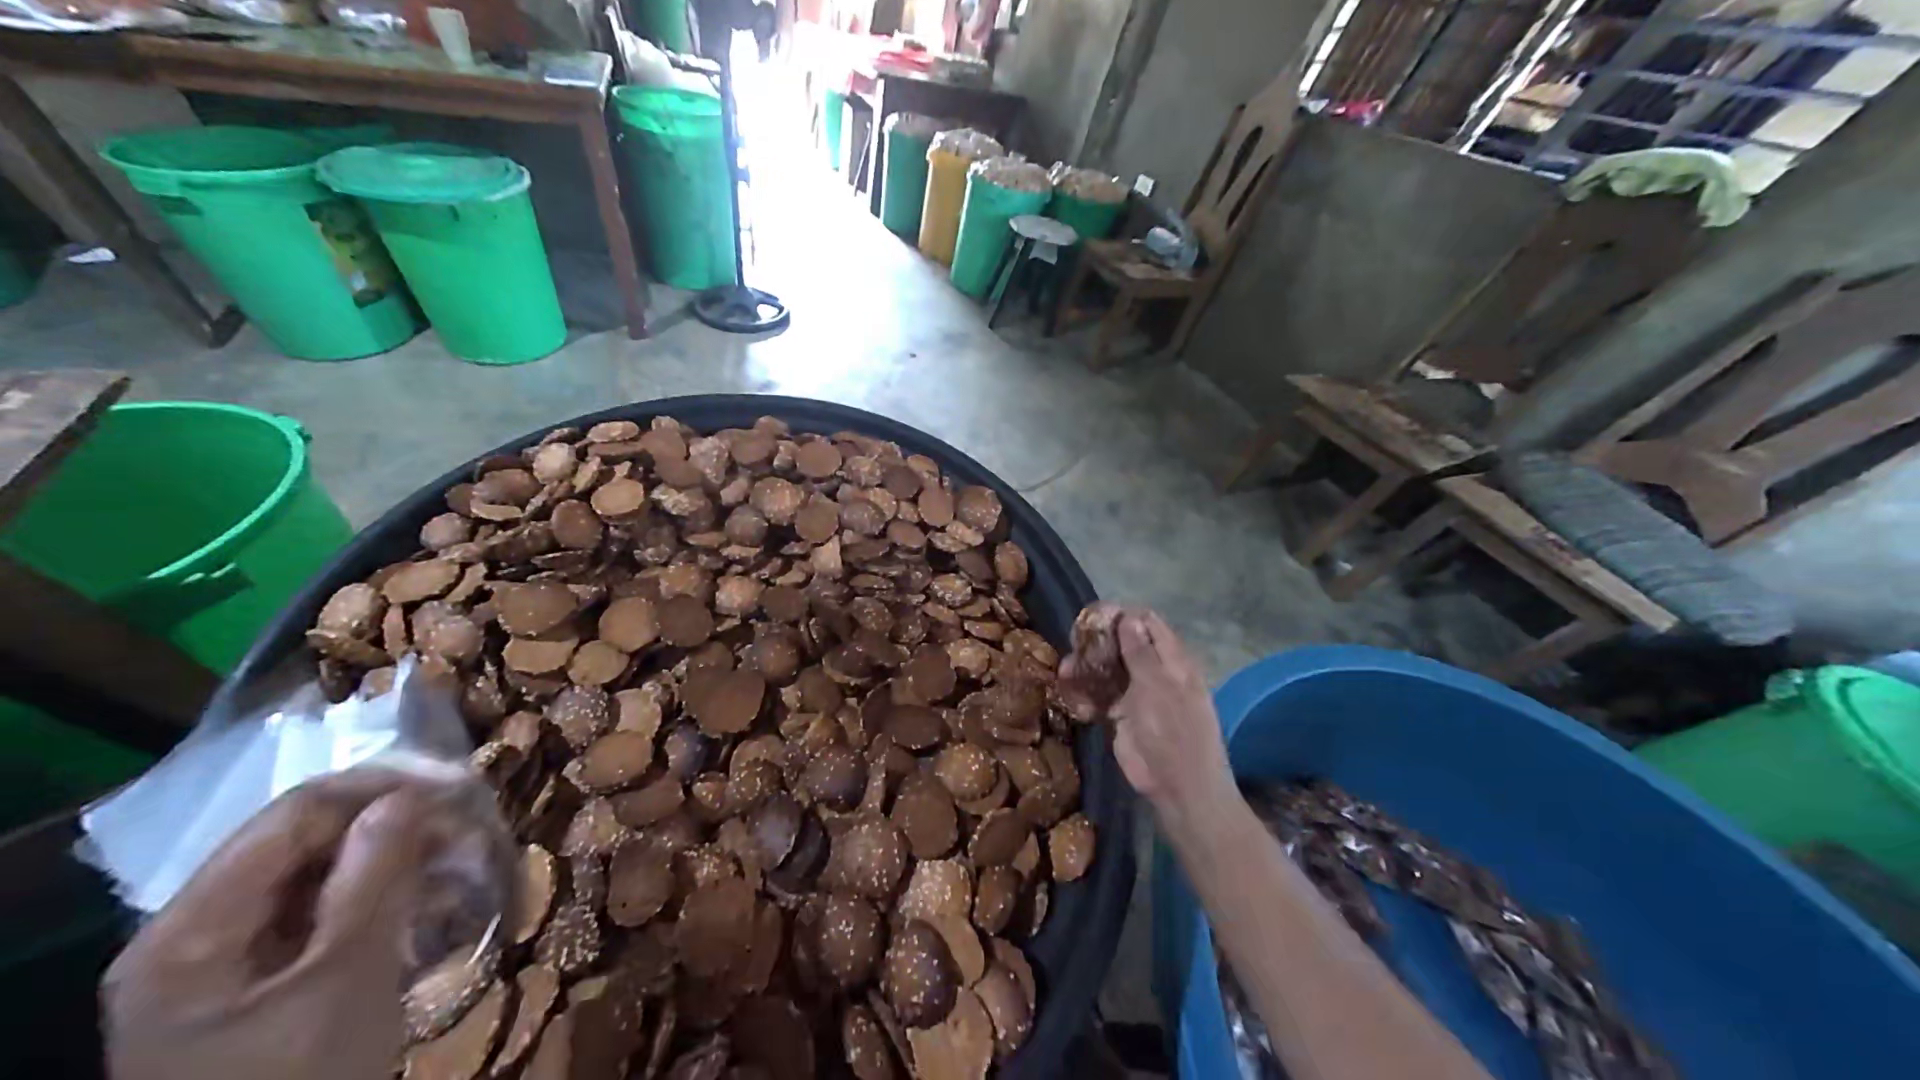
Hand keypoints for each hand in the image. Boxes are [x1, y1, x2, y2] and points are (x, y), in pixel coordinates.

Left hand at [101, 769, 498, 1079]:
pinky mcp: (264, 977)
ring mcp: (228, 956)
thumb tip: (410, 795)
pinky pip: (328, 908)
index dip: (378, 788)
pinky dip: (385, 891)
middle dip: (394, 822)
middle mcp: (198, 929)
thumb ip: (372, 879)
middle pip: (306, 840)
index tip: (458, 785)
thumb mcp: (344, 981)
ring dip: (397, 854)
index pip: (293, 816)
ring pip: (323, 870)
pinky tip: (435, 892)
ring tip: (464, 852)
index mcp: (189, 931)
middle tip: (469, 820)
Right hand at [1084, 609, 1235, 817]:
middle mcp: (1154, 673)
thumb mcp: (1158, 687)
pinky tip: (1071, 695)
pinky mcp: (1120, 717)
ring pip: (1107, 671)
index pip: (1149, 625)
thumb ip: (1141, 652)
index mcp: (1173, 662)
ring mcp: (1136, 695)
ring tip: (1065, 668)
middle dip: (1098, 642)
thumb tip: (1128, 617)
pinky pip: (1099, 698)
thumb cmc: (1175, 732)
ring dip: (1086, 668)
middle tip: (1075, 640)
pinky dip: (1085, 695)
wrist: (1178, 787)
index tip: (1097, 615)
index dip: (1124, 617)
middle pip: (1123, 646)